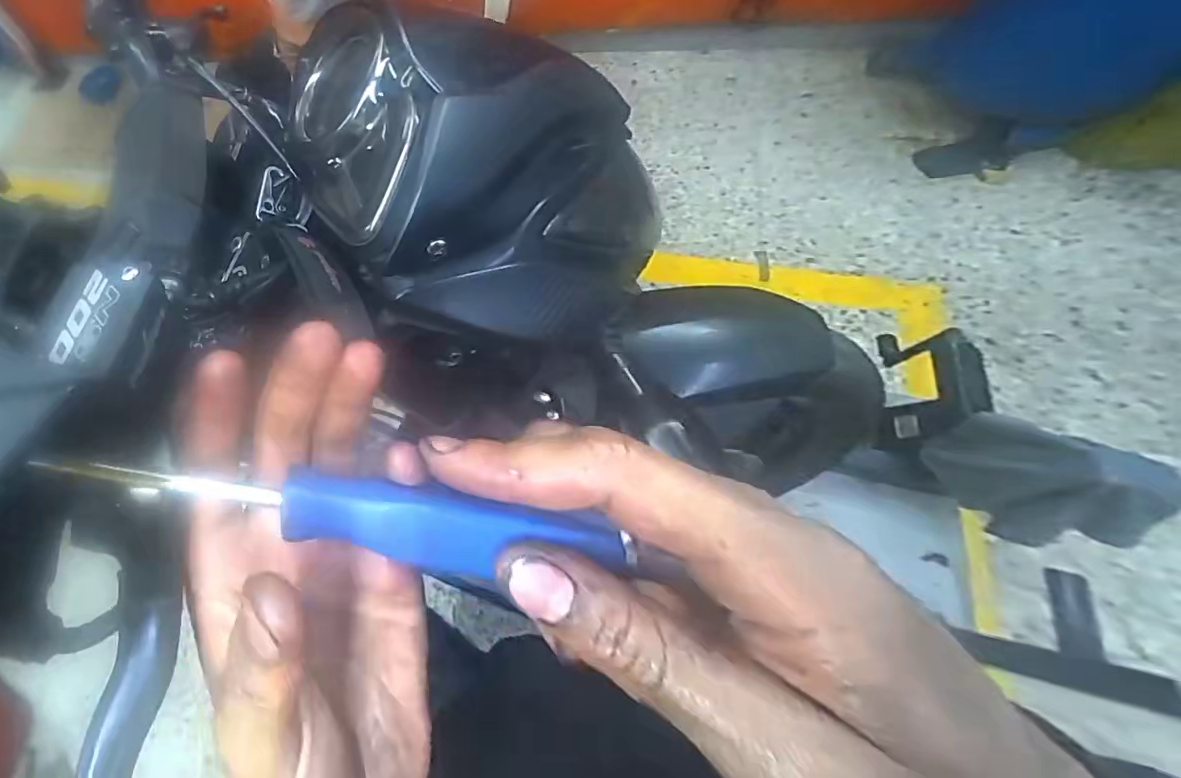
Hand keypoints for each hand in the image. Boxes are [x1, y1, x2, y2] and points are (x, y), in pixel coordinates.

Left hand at [180, 323, 428, 777]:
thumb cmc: (284, 770)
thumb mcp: (258, 732)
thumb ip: (261, 667)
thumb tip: (270, 593)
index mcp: (231, 567)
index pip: (214, 476)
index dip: (215, 418)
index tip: (224, 364)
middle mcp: (283, 540)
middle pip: (285, 449)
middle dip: (298, 390)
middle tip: (321, 340)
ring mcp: (340, 551)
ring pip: (341, 465)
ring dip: (350, 412)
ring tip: (363, 362)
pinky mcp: (393, 574)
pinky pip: (397, 516)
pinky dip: (403, 482)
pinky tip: (406, 455)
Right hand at [407, 423, 1090, 777]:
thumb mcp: (780, 752)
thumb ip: (648, 652)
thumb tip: (519, 567)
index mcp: (781, 556)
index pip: (625, 472)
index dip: (521, 461)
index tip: (438, 461)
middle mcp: (756, 525)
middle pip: (611, 466)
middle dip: (512, 470)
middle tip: (429, 482)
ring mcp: (746, 545)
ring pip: (614, 497)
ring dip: (535, 509)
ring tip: (468, 529)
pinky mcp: (734, 572)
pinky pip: (636, 540)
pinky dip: (576, 552)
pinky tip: (552, 587)